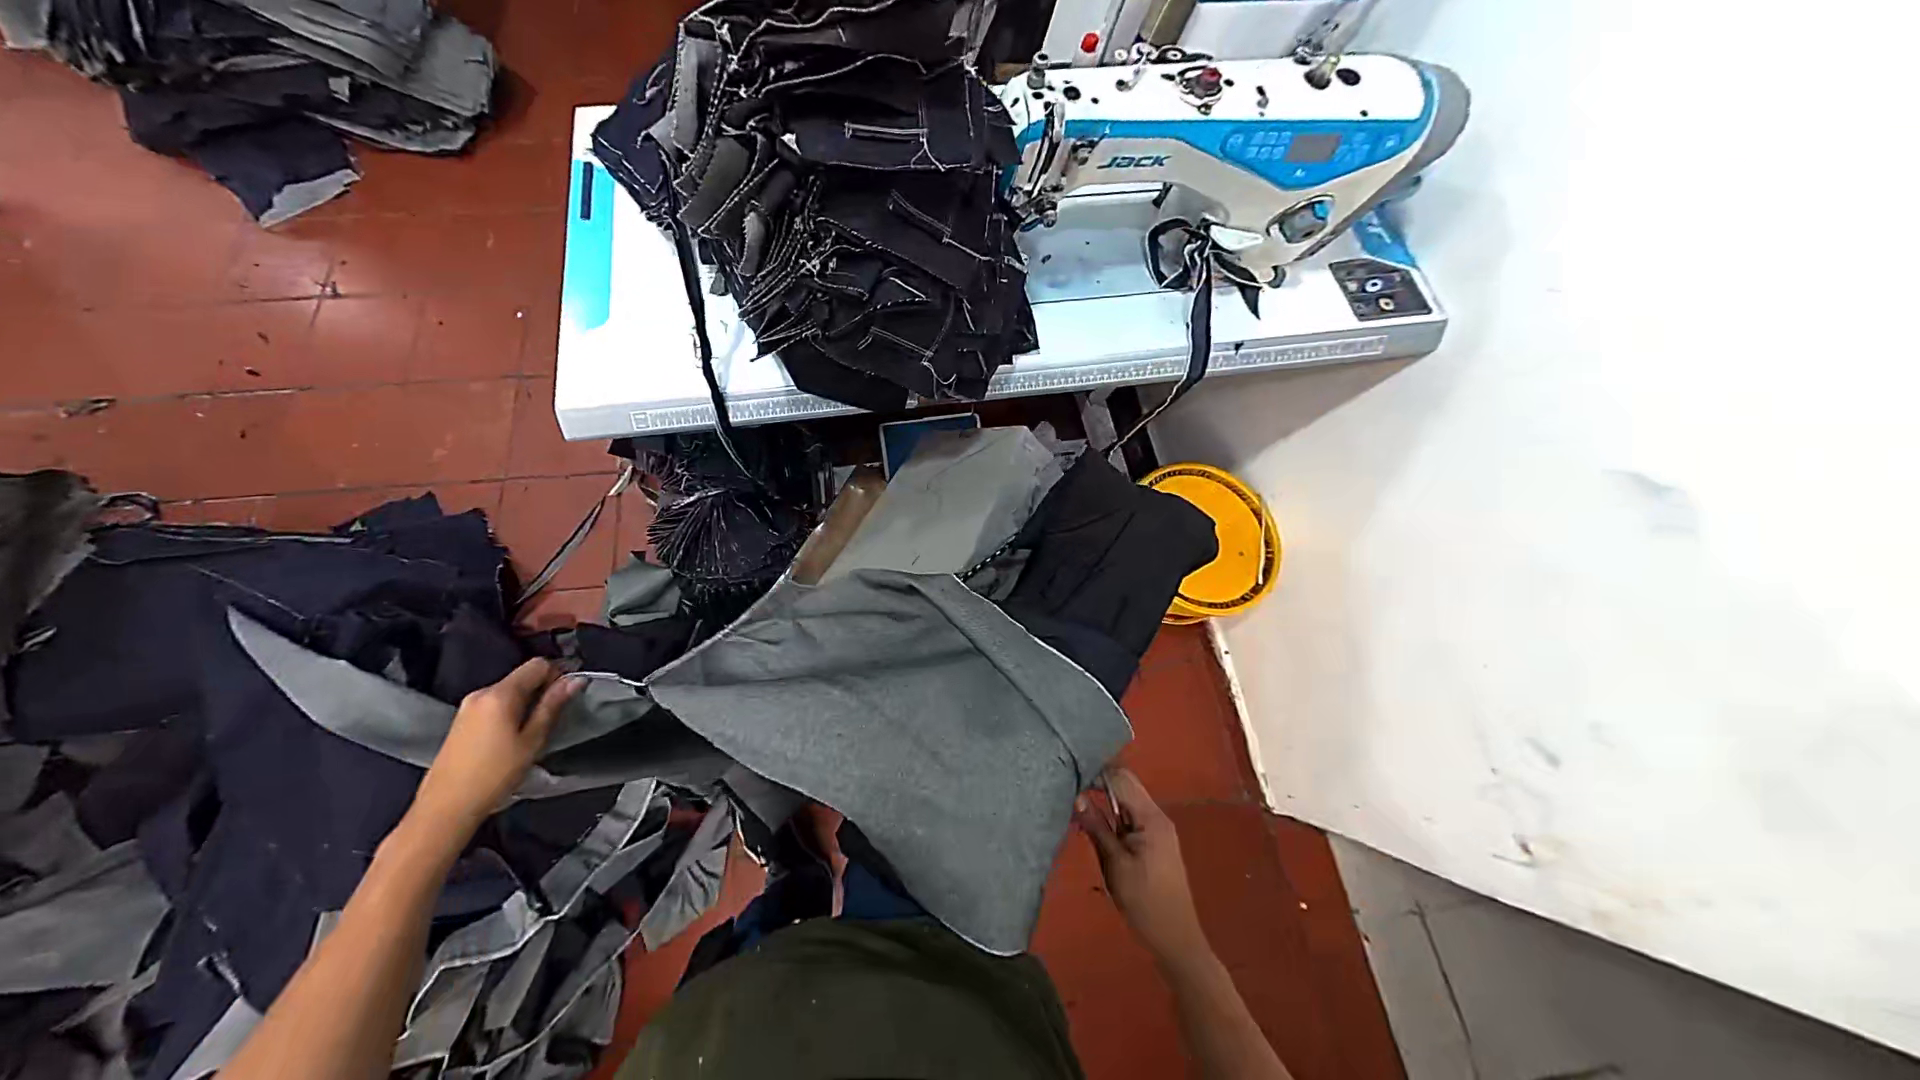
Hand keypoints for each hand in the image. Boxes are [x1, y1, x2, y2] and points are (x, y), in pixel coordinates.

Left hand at [411, 659, 579, 834]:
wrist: (445, 807)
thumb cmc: (495, 774)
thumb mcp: (532, 740)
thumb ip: (553, 705)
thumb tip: (575, 679)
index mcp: (500, 694)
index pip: (537, 664)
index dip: (558, 673)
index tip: (569, 693)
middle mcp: (481, 693)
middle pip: (521, 676)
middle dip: (542, 688)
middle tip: (555, 714)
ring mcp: (467, 707)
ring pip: (508, 690)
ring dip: (527, 700)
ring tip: (535, 728)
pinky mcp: (461, 721)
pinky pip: (494, 703)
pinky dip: (510, 710)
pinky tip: (513, 734)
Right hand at [1075, 767, 1208, 962]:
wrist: (1175, 937)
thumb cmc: (1144, 902)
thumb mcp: (1115, 864)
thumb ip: (1097, 827)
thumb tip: (1077, 796)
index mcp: (1151, 818)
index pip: (1122, 779)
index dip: (1097, 772)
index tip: (1070, 774)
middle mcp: (1157, 816)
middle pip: (1126, 785)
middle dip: (1099, 783)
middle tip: (1069, 788)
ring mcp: (1157, 828)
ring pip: (1127, 800)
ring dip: (1104, 800)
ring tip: (1075, 804)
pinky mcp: (1154, 840)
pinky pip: (1130, 816)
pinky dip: (1112, 815)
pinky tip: (1093, 823)